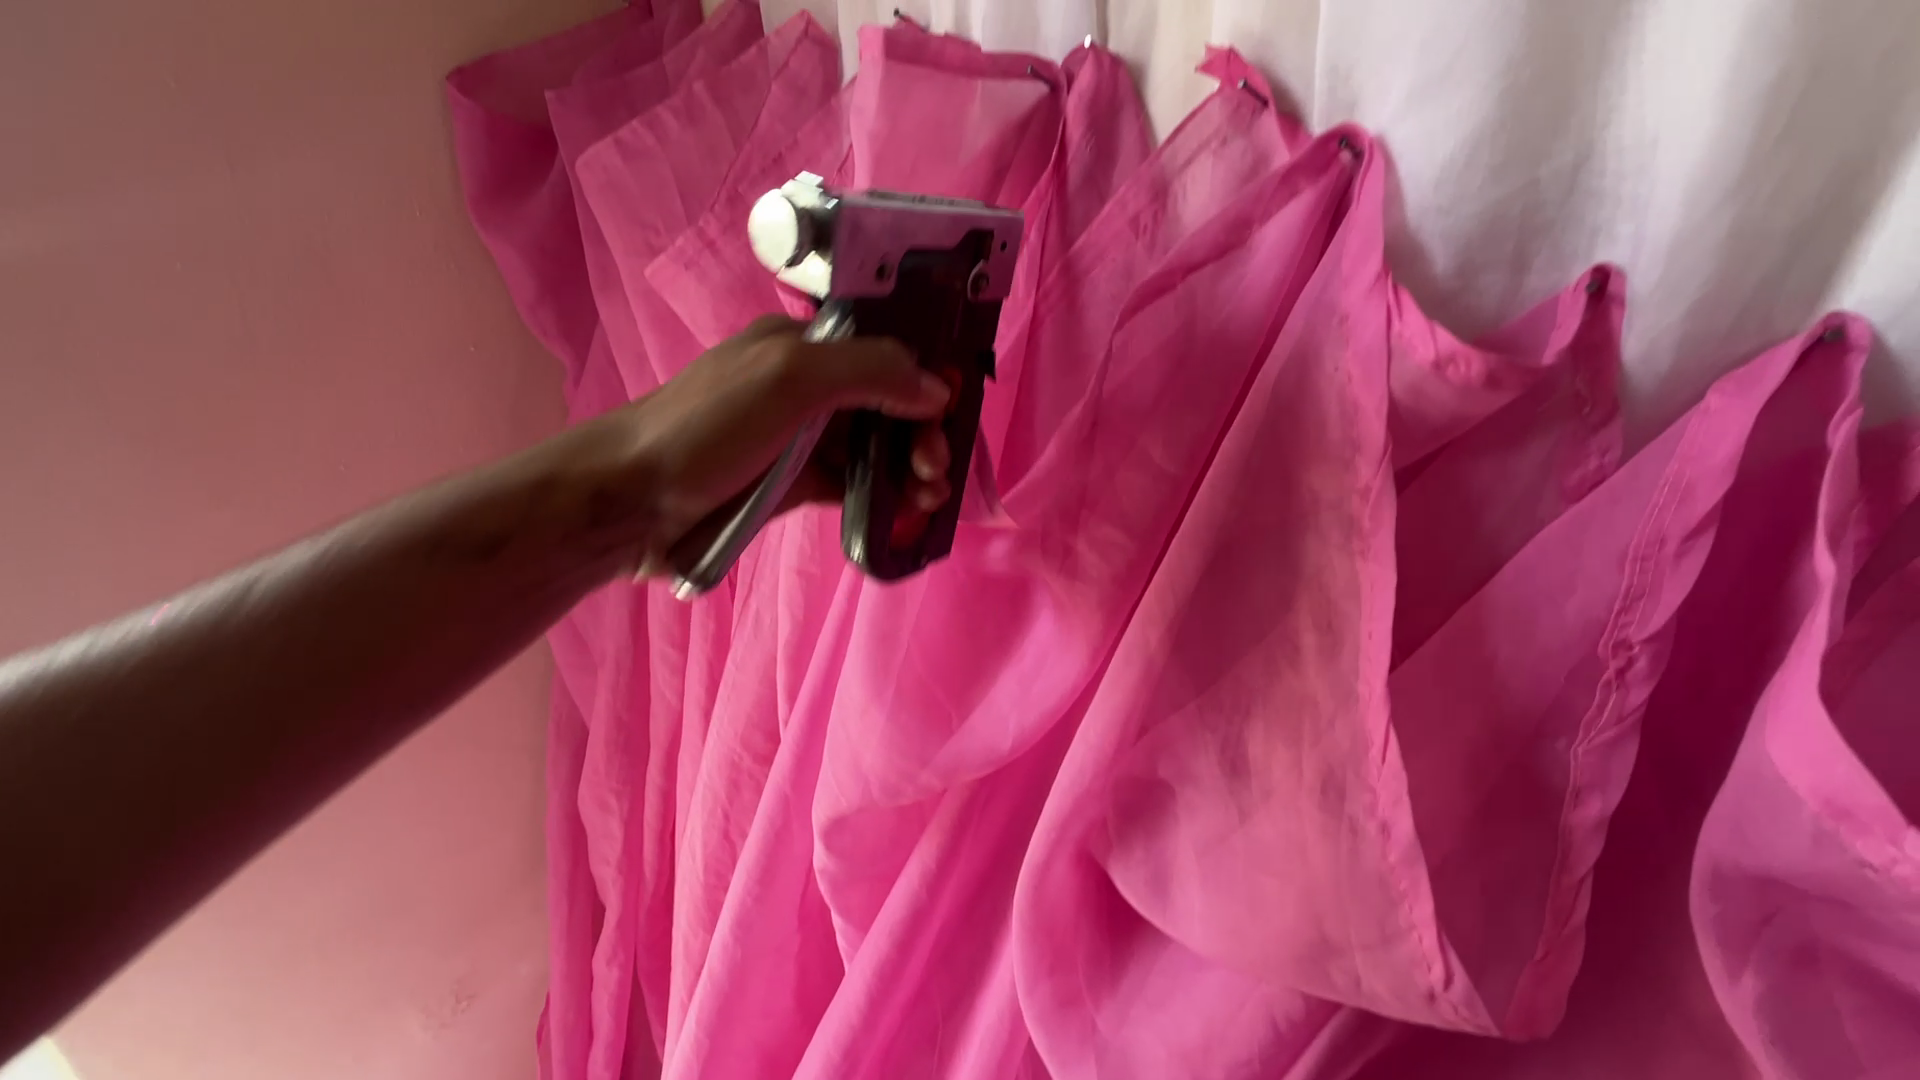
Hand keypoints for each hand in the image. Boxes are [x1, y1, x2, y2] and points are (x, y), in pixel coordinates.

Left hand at [616, 315, 953, 573]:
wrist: (633, 500)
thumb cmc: (710, 427)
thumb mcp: (790, 380)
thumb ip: (870, 372)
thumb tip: (937, 389)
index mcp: (802, 347)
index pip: (883, 352)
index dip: (925, 377)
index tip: (953, 413)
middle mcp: (806, 388)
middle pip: (886, 404)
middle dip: (921, 433)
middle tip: (936, 471)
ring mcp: (799, 440)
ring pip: (873, 448)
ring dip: (909, 469)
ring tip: (928, 499)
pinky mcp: (793, 485)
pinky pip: (851, 485)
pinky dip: (881, 497)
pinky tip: (904, 514)